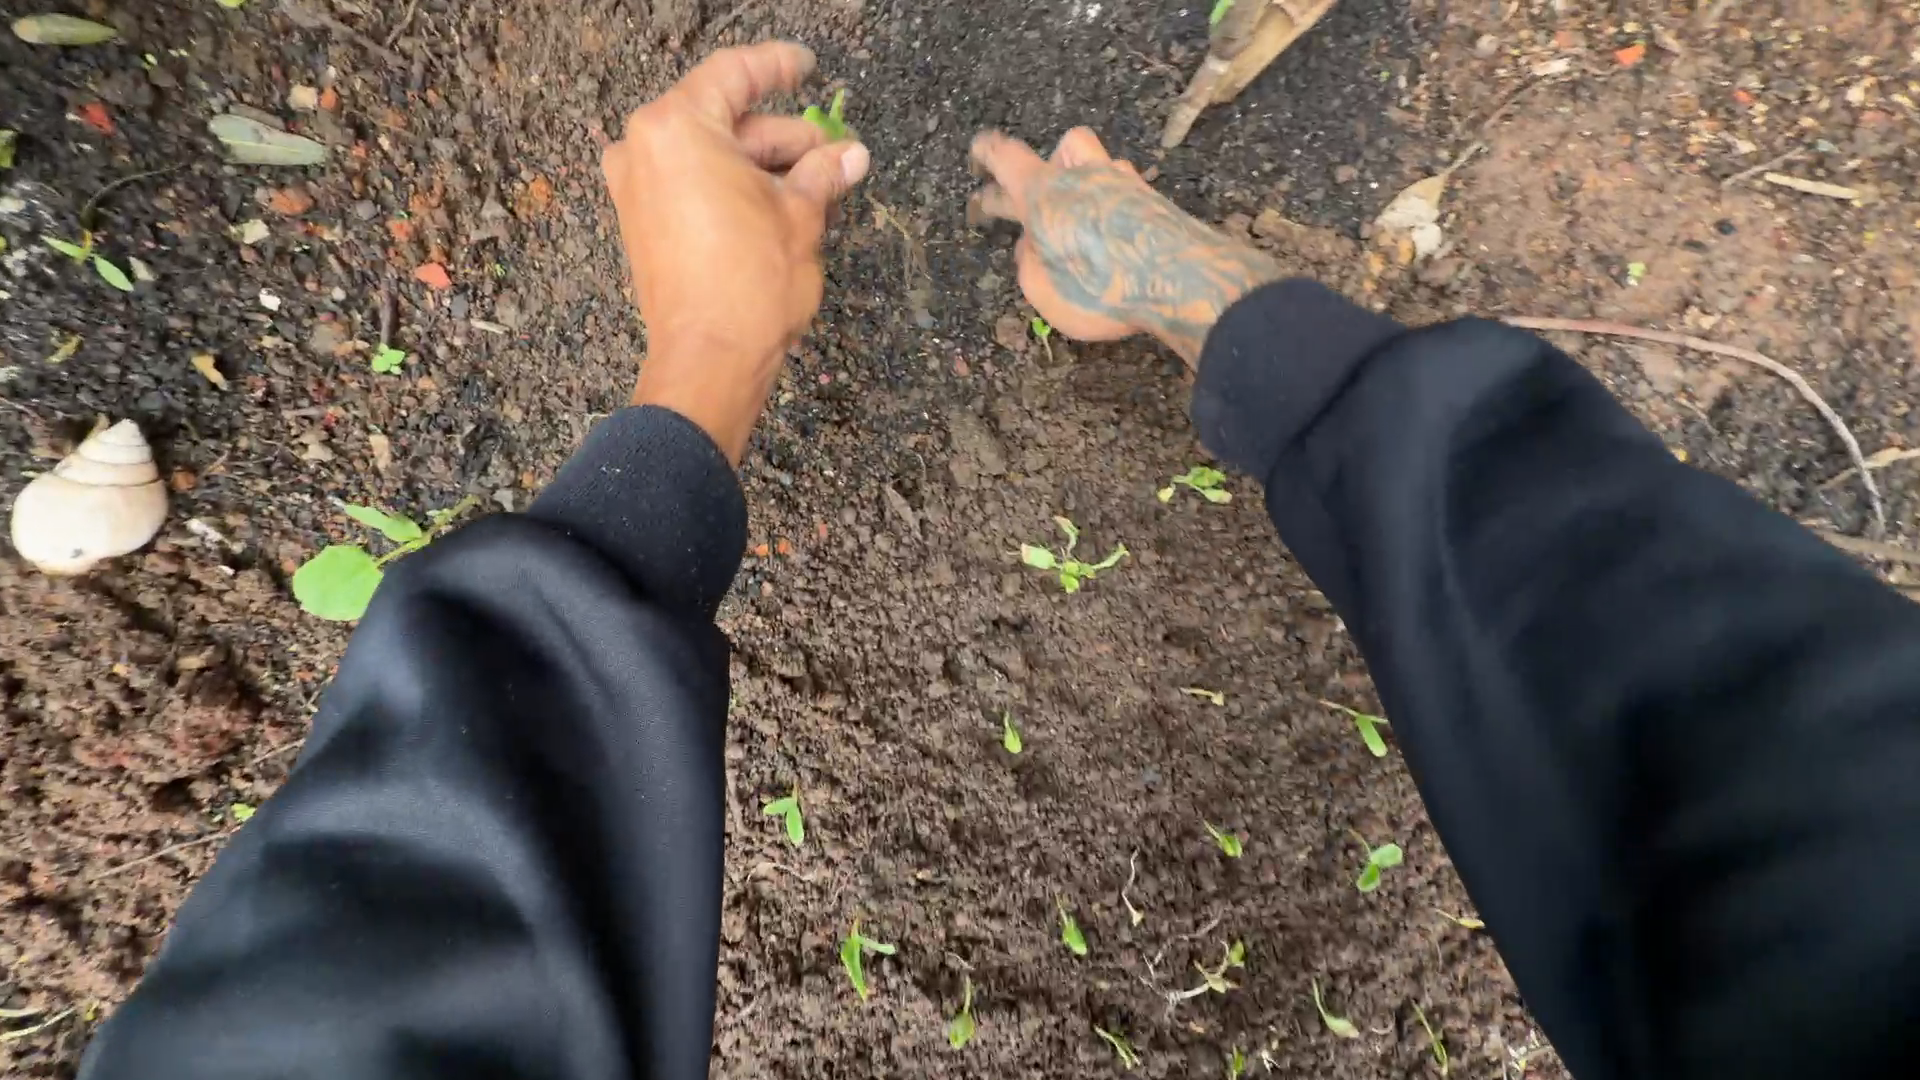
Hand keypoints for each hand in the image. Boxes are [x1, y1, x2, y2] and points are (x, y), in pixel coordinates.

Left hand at [602, 42, 869, 463]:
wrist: (710, 361)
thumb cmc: (754, 284)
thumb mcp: (800, 219)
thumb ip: (823, 174)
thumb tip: (853, 154)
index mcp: (677, 127)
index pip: (734, 76)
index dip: (778, 67)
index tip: (807, 66)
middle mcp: (644, 148)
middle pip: (726, 123)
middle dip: (784, 139)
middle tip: (835, 155)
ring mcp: (638, 190)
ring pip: (713, 161)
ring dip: (764, 170)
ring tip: (816, 189)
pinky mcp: (645, 228)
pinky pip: (695, 191)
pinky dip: (735, 192)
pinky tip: (778, 209)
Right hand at [968, 128, 1279, 365]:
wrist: (1180, 281)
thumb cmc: (1098, 287)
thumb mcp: (1040, 290)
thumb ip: (1029, 264)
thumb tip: (1033, 248)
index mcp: (1044, 193)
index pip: (1008, 158)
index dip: (989, 153)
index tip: (979, 151)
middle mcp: (1084, 177)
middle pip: (1056, 155)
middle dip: (1031, 180)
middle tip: (1015, 201)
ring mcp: (1124, 184)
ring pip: (1093, 170)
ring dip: (1076, 188)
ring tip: (1070, 222)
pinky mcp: (1153, 202)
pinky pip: (1119, 196)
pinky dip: (1105, 212)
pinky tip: (1106, 239)